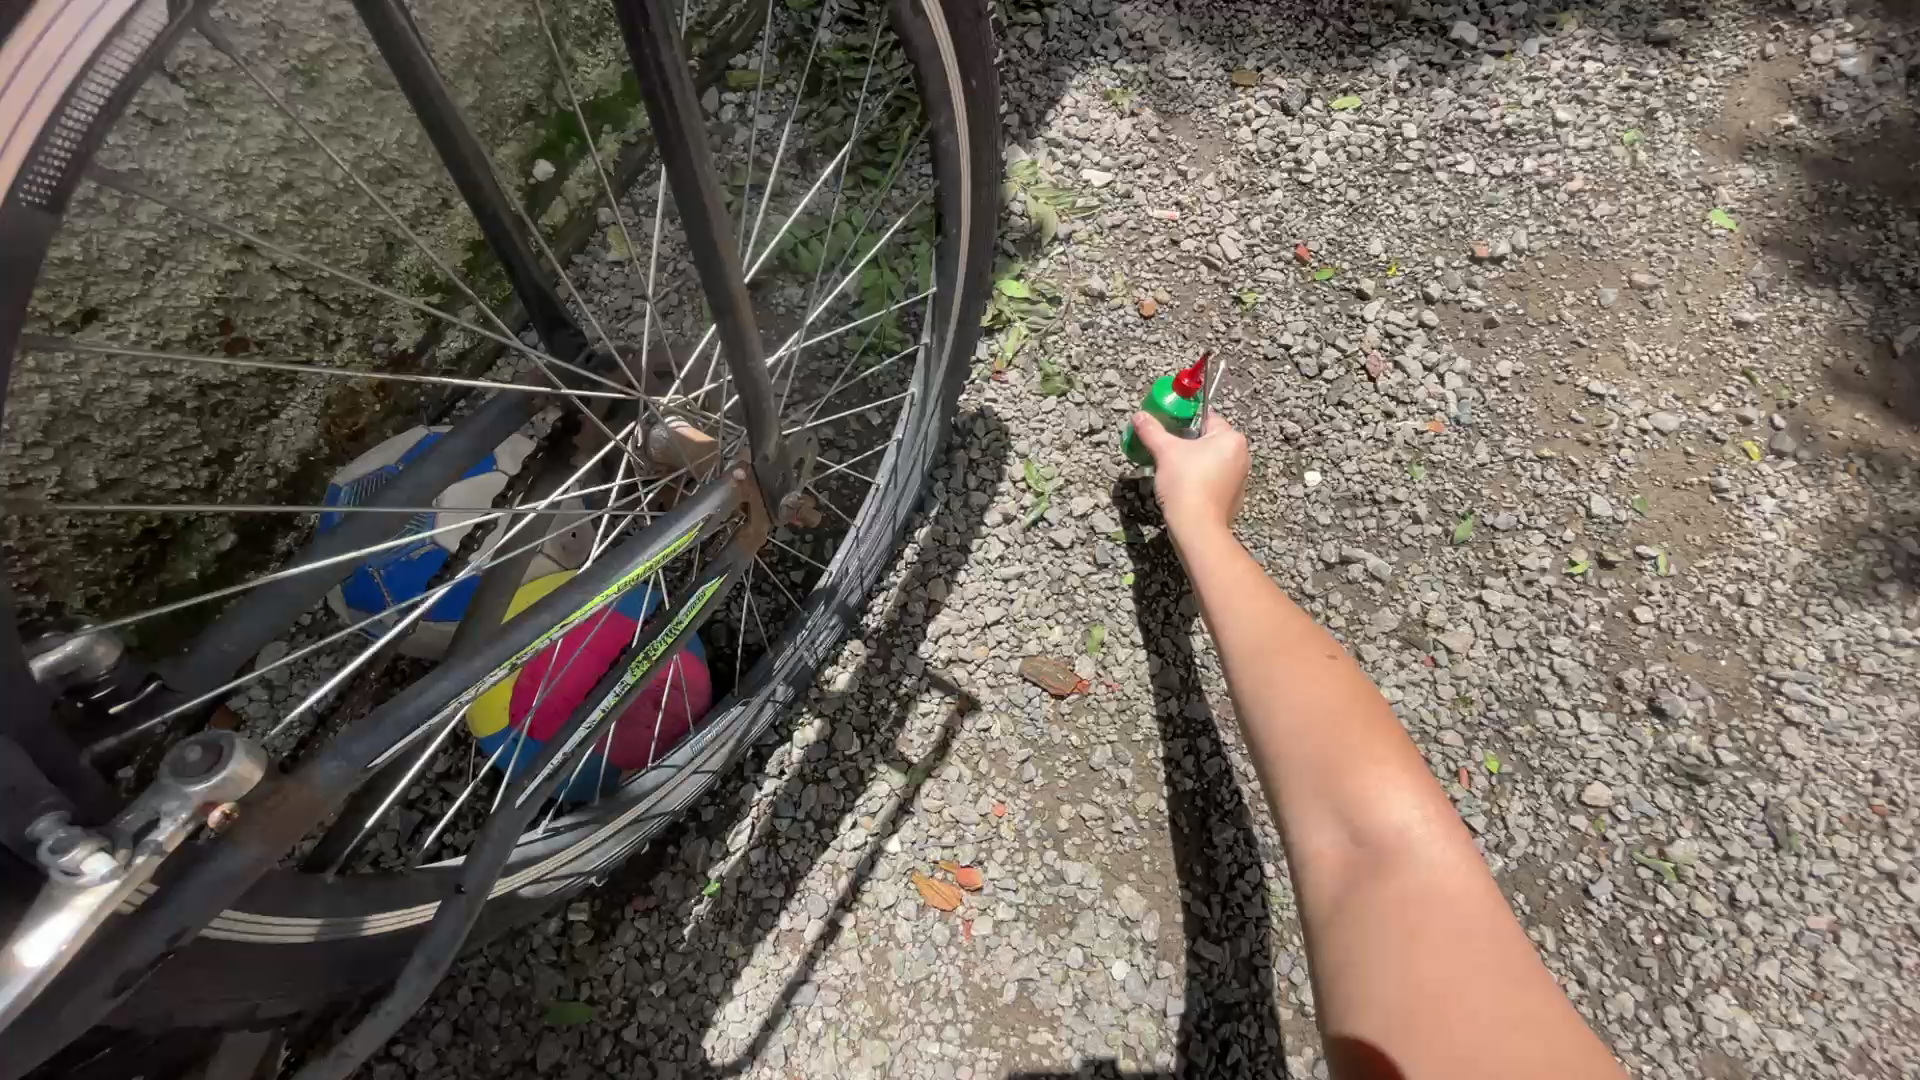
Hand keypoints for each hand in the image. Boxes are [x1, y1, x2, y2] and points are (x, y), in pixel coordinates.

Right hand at [1130, 410, 1249, 537]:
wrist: (1197, 527)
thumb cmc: (1186, 484)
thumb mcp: (1164, 452)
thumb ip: (1152, 431)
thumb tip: (1139, 416)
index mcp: (1231, 438)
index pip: (1206, 419)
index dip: (1184, 422)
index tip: (1167, 429)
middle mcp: (1241, 455)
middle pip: (1208, 440)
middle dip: (1187, 444)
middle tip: (1166, 452)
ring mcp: (1240, 478)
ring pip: (1211, 461)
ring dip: (1194, 463)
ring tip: (1172, 471)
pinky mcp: (1234, 497)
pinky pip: (1214, 480)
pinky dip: (1201, 480)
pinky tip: (1185, 489)